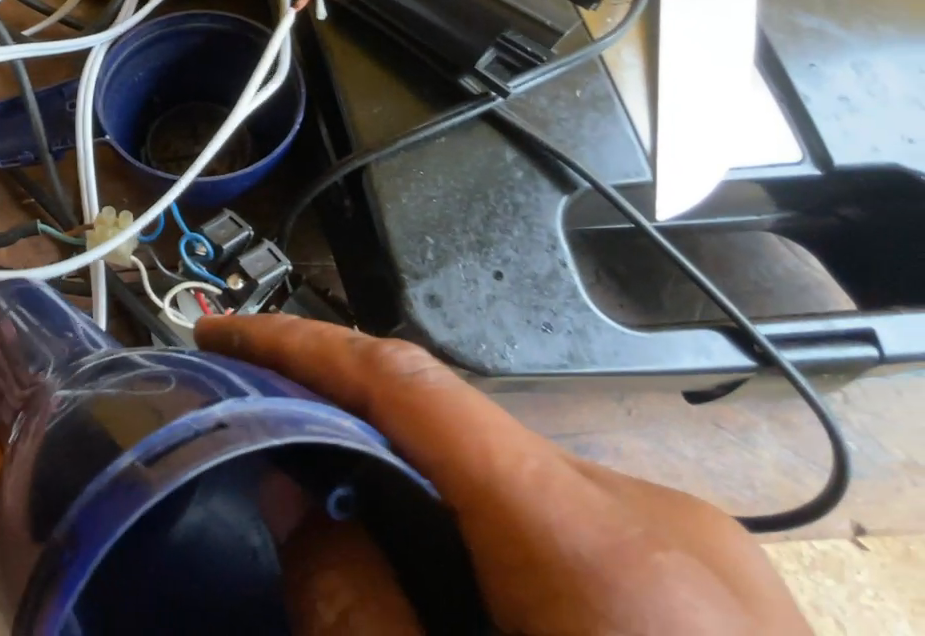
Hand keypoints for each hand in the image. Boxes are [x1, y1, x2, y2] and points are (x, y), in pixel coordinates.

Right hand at [194, 315, 809, 634]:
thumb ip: (354, 605)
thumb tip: (285, 488)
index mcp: (595, 546)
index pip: (413, 385)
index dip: (303, 344)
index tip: (223, 331)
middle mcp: (656, 517)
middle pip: (456, 427)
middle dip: (350, 419)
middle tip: (260, 432)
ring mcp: (700, 549)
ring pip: (503, 470)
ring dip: (412, 475)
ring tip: (343, 511)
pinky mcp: (714, 585)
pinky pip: (556, 514)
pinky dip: (474, 519)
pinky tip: (448, 576)